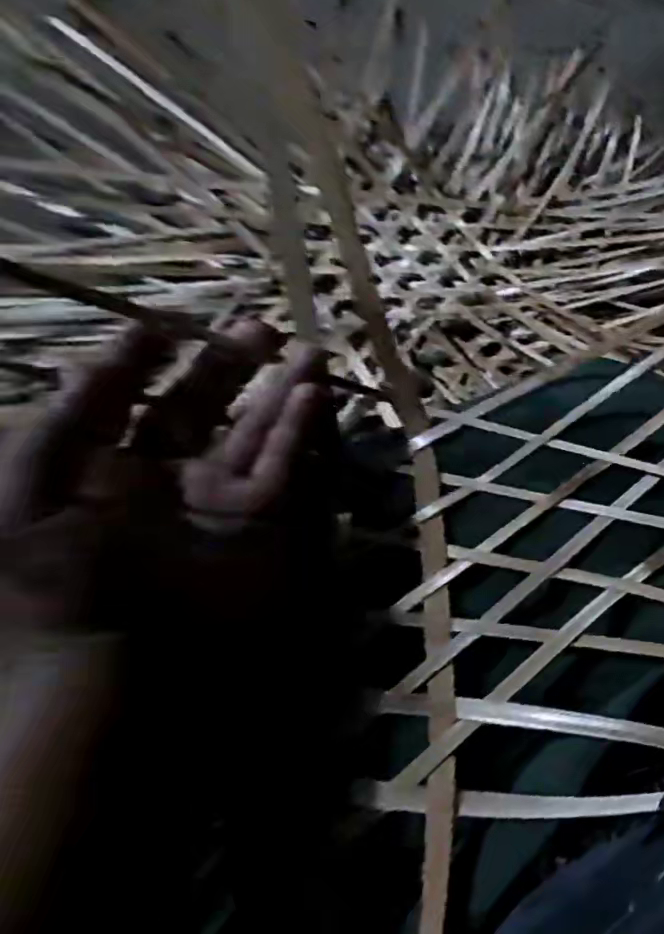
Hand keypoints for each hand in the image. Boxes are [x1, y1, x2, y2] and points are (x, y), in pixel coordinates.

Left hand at [0, 320, 327, 633]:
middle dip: (228, 366)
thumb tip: (83, 367)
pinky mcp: (268, 512)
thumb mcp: (25, 500)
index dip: (139, 361)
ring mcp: (219, 493)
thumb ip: (54, 431)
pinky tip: (318, 396)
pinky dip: (305, 429)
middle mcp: (159, 475)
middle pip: (199, 408)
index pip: (118, 402)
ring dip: (282, 390)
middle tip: (259, 326)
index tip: (166, 324)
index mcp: (90, 470)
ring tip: (310, 351)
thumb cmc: (62, 579)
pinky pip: (290, 462)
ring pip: (256, 429)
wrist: (129, 654)